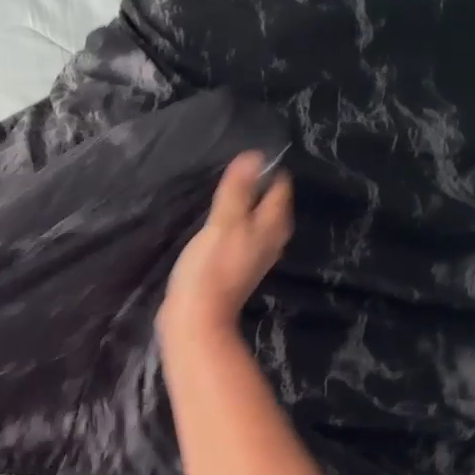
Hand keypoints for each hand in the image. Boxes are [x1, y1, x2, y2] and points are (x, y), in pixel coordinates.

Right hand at [159, 151, 293, 334]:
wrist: (195, 319)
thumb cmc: (209, 270)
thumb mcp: (222, 223)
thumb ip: (238, 190)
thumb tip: (255, 155)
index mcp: (273, 224)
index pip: (279, 185)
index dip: (264, 170)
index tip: (240, 162)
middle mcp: (271, 239)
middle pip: (268, 204)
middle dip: (254, 188)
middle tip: (229, 176)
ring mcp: (254, 256)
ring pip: (253, 222)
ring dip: (240, 209)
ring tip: (220, 197)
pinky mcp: (234, 269)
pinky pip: (238, 238)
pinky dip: (230, 229)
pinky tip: (214, 227)